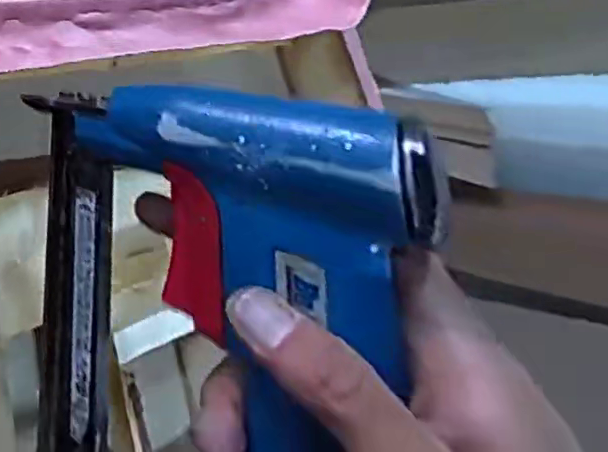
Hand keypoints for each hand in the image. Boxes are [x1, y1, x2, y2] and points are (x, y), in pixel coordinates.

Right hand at [135, 194, 581, 451]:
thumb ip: (343, 387)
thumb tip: (247, 300)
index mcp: (450, 347)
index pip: (376, 242)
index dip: (307, 205)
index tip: (230, 182)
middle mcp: (406, 364)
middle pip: (304, 293)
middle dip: (231, 284)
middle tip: (157, 222)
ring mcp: (374, 409)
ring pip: (280, 361)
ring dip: (235, 393)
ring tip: (218, 440)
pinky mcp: (348, 442)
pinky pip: (283, 414)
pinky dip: (249, 429)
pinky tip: (228, 445)